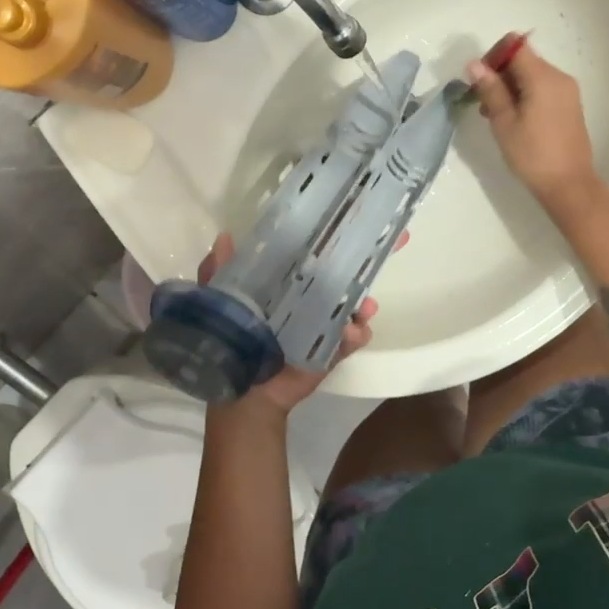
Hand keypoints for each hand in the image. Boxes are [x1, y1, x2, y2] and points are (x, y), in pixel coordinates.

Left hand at [197, 232, 383, 413]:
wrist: (242, 391)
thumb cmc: (231, 340)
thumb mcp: (220, 301)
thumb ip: (221, 272)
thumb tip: (224, 237)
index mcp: (287, 282)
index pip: (315, 252)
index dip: (336, 236)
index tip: (360, 217)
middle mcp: (311, 298)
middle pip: (345, 274)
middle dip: (366, 261)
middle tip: (388, 246)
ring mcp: (326, 325)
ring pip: (355, 306)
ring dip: (364, 303)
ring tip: (365, 306)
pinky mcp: (332, 351)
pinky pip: (353, 339)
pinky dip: (356, 334)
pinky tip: (352, 331)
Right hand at [465, 35, 597, 206]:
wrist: (569, 184)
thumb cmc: (532, 155)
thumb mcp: (504, 122)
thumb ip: (490, 89)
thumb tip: (474, 64)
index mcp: (543, 77)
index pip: (515, 46)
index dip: (494, 57)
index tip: (480, 81)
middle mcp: (559, 77)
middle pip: (524, 59)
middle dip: (500, 74)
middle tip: (483, 103)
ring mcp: (567, 91)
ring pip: (532, 75)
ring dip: (511, 87)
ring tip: (496, 116)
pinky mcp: (570, 105)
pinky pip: (543, 89)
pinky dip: (525, 96)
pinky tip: (515, 120)